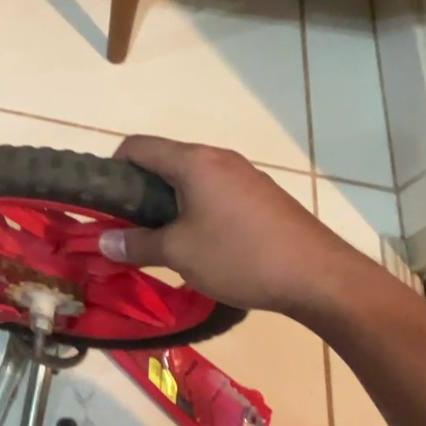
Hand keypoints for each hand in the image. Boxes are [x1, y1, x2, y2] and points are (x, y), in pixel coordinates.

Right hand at [97, 135, 376, 316]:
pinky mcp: (264, 197)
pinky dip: (200, 207)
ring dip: (171, 200)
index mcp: (192, 162)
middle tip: (129, 223)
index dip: (113, 167)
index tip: (104, 199)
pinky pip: (217, 191)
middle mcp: (218, 158)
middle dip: (141, 188)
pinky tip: (205, 242)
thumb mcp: (178, 253)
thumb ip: (136, 244)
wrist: (322, 279)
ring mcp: (246, 175)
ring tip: (165, 236)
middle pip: (165, 160)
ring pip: (192, 177)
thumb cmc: (240, 257)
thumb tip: (102, 242)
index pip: (137, 146)